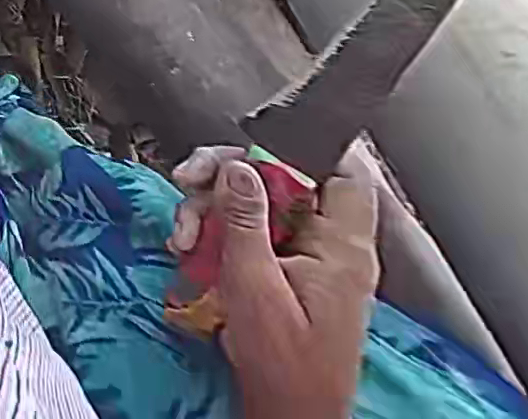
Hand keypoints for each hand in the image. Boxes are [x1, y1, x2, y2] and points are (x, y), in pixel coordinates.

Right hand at [168, 148, 379, 418]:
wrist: (284, 414)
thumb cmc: (281, 360)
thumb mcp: (255, 285)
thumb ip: (246, 221)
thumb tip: (240, 165)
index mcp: (340, 248)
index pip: (344, 176)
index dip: (307, 147)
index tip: (257, 135)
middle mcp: (324, 243)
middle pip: (279, 179)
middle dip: (226, 174)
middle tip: (188, 179)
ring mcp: (299, 253)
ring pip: (252, 200)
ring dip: (208, 207)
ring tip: (183, 236)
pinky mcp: (277, 264)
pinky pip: (244, 227)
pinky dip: (212, 230)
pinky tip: (189, 248)